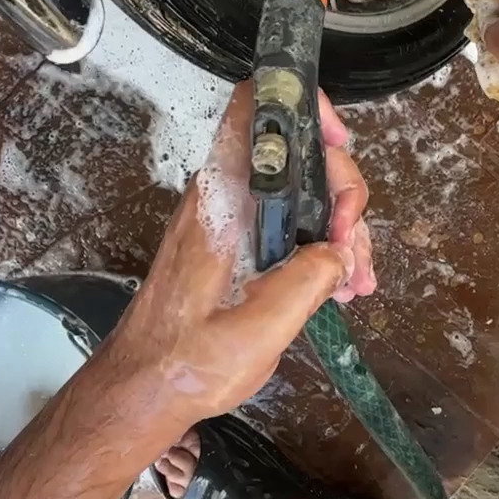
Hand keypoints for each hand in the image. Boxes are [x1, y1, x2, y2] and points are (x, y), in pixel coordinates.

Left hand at [102, 83, 376, 422]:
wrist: (141, 391)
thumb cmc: (187, 363)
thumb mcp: (257, 329)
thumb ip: (307, 281)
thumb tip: (341, 252)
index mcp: (222, 199)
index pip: (253, 110)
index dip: (302, 106)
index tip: (339, 144)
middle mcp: (226, 195)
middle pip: (297, 156)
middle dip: (341, 194)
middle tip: (355, 252)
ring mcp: (233, 217)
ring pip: (301, 193)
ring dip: (338, 228)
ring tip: (357, 282)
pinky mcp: (238, 242)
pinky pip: (290, 223)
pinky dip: (321, 245)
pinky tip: (340, 284)